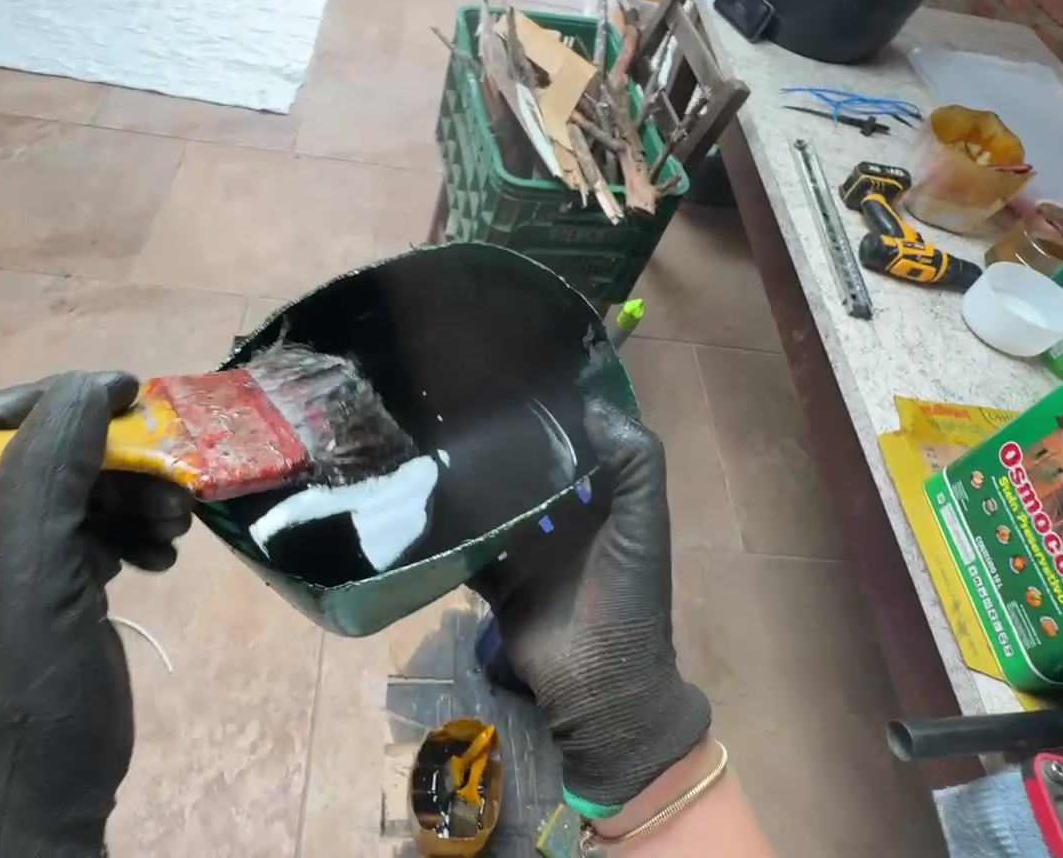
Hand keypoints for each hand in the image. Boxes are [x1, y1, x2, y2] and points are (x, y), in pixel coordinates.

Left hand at [0, 372, 191, 857]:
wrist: (43, 791)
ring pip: (91, 491)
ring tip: (177, 528)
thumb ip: (51, 470)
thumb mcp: (33, 567)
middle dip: (120, 460)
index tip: (129, 396)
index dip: (60, 398)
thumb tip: (93, 385)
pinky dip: (140, 532)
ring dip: (140, 497)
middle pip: (57, 454)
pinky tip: (163, 559)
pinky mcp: (65, 585)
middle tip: (172, 483)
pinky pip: (107, 530)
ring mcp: (25, 560)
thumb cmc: (28, 680)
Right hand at [470, 400, 711, 811]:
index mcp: (601, 499)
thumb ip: (635, 462)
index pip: (575, 444)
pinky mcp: (498, 579)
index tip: (517, 379)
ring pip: (495, 505)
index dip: (554, 415)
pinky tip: (419, 503)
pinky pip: (469, 548)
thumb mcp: (644, 524)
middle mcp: (563, 517)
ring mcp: (527, 548)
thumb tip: (593, 403)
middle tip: (460, 407)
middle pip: (529, 471)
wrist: (600, 684)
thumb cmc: (628, 595)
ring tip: (433, 443)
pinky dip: (449, 532)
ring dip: (472, 484)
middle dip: (504, 445)